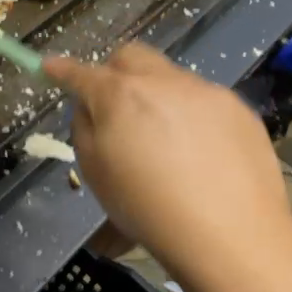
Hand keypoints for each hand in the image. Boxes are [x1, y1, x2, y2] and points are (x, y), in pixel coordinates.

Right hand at [45, 43, 291, 275]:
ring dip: (155, 97)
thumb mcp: (93, 169)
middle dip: (114, 72)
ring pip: (169, 79)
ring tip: (163, 141)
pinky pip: (203, 101)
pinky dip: (189, 115)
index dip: (61, 70)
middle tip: (112, 105)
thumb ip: (85, 127)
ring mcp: (208, 94)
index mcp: (119, 95)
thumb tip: (92, 108)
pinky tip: (196, 152)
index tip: (49, 68)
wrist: (231, 234)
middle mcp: (163, 82)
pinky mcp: (241, 111)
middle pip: (130, 56)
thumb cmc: (145, 206)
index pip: (80, 73)